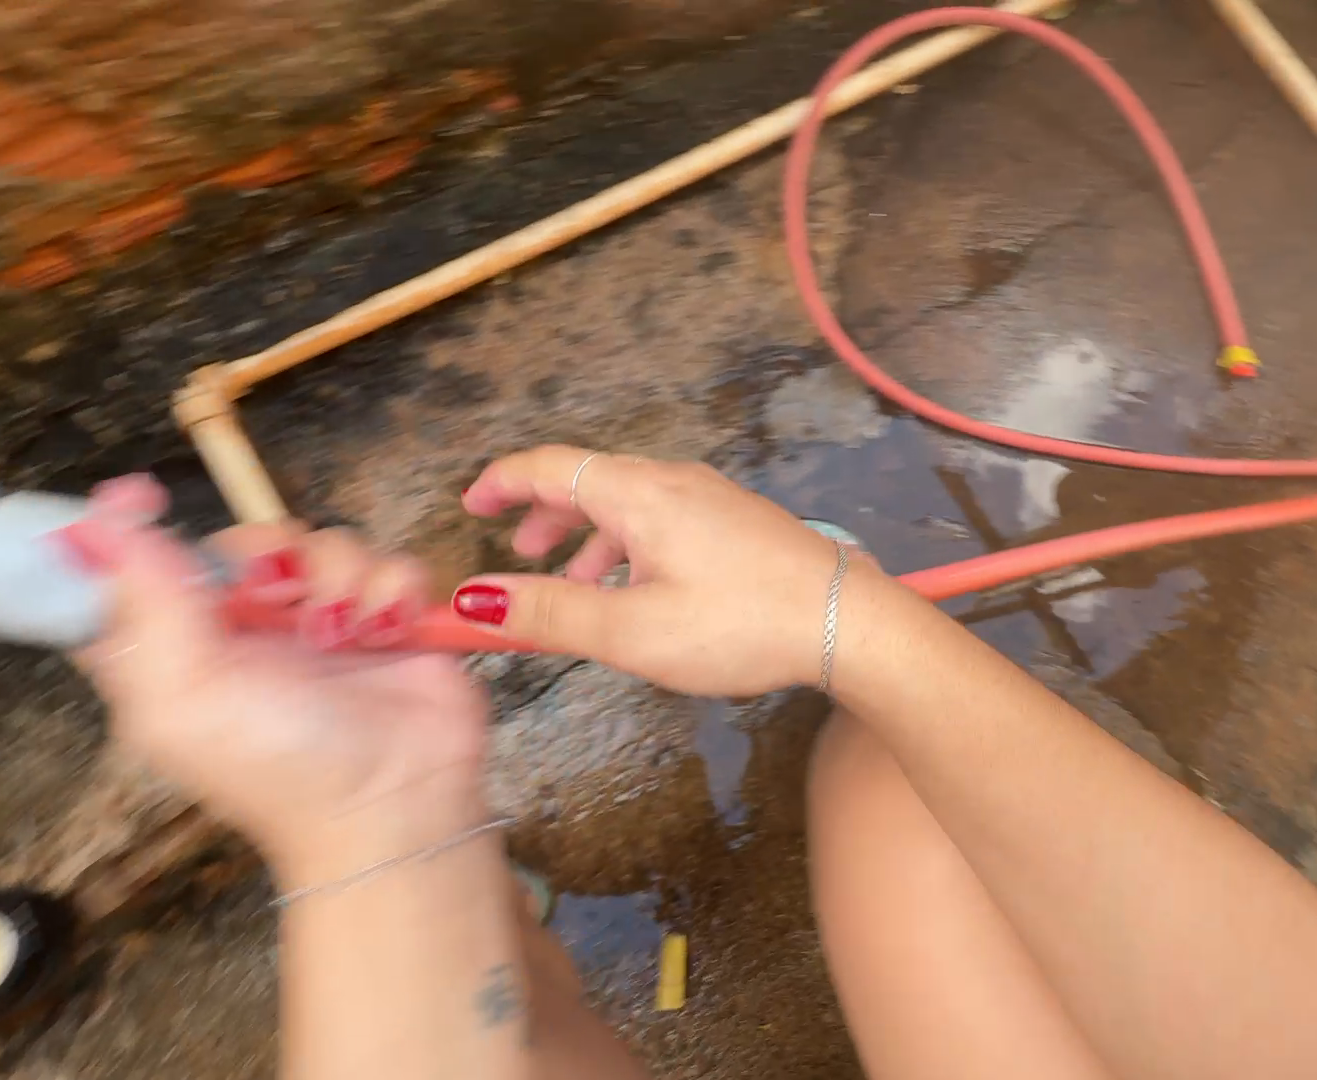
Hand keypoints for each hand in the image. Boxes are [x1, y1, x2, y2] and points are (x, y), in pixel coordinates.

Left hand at [64, 476, 490, 871]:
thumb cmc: (279, 765)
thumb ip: (147, 611)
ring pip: (333, 544)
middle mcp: (259, 625)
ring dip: (344, 581)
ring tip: (350, 634)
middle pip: (254, 541)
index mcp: (188, 645)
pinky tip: (391, 632)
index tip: (142, 496)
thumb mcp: (185, 700)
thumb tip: (99, 528)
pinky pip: (396, 564)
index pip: (144, 570)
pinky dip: (396, 591)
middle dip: (271, 555)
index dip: (132, 529)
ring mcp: (334, 618)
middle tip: (282, 598)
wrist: (395, 795)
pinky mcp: (397, 617)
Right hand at [456, 446, 867, 696]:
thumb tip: (477, 599)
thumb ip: (552, 612)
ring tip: (578, 584)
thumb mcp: (633, 630)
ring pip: (632, 504)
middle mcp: (676, 481)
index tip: (470, 505)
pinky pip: (667, 520)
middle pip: (592, 481)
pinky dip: (634, 546)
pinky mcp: (740, 521)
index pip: (551, 466)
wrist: (846, 620)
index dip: (502, 481)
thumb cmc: (737, 625)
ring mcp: (715, 498)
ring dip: (592, 537)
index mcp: (641, 493)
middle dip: (547, 514)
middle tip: (523, 553)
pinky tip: (643, 588)